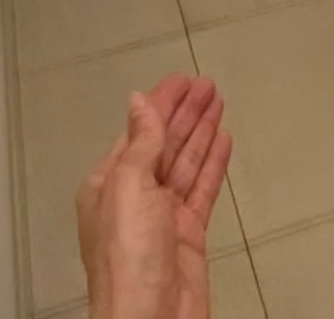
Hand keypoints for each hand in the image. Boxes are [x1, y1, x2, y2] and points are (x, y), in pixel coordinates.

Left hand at [76, 75, 233, 318]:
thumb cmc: (130, 255)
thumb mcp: (129, 188)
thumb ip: (141, 142)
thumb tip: (138, 101)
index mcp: (109, 183)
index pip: (139, 131)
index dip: (162, 103)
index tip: (182, 79)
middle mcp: (135, 196)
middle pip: (165, 143)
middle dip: (186, 112)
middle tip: (208, 84)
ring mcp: (163, 216)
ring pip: (186, 162)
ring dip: (202, 131)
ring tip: (219, 101)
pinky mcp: (189, 235)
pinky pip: (202, 189)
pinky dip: (213, 163)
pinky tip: (224, 140)